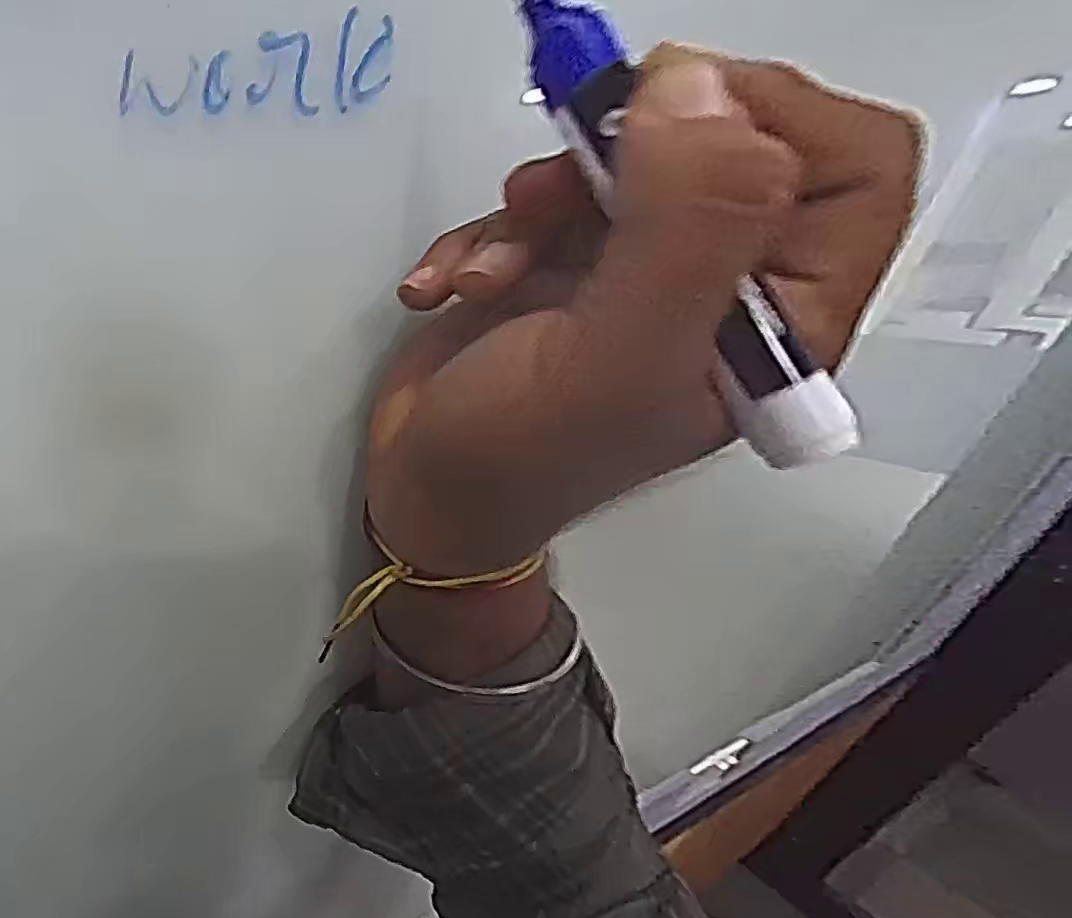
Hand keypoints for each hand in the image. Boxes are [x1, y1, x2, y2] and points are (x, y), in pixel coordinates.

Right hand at [367, 47, 920, 578]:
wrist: (419, 494)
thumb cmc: (516, 455)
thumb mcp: (611, 356)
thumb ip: (683, 224)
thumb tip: (690, 83)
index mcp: (764, 319)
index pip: (837, 166)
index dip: (762, 116)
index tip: (658, 112)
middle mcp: (695, 292)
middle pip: (697, 158)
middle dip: (607, 166)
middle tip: (540, 194)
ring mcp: (607, 286)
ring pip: (593, 186)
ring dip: (519, 218)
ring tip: (475, 279)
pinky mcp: (532, 287)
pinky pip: (516, 225)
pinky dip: (467, 247)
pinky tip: (435, 292)